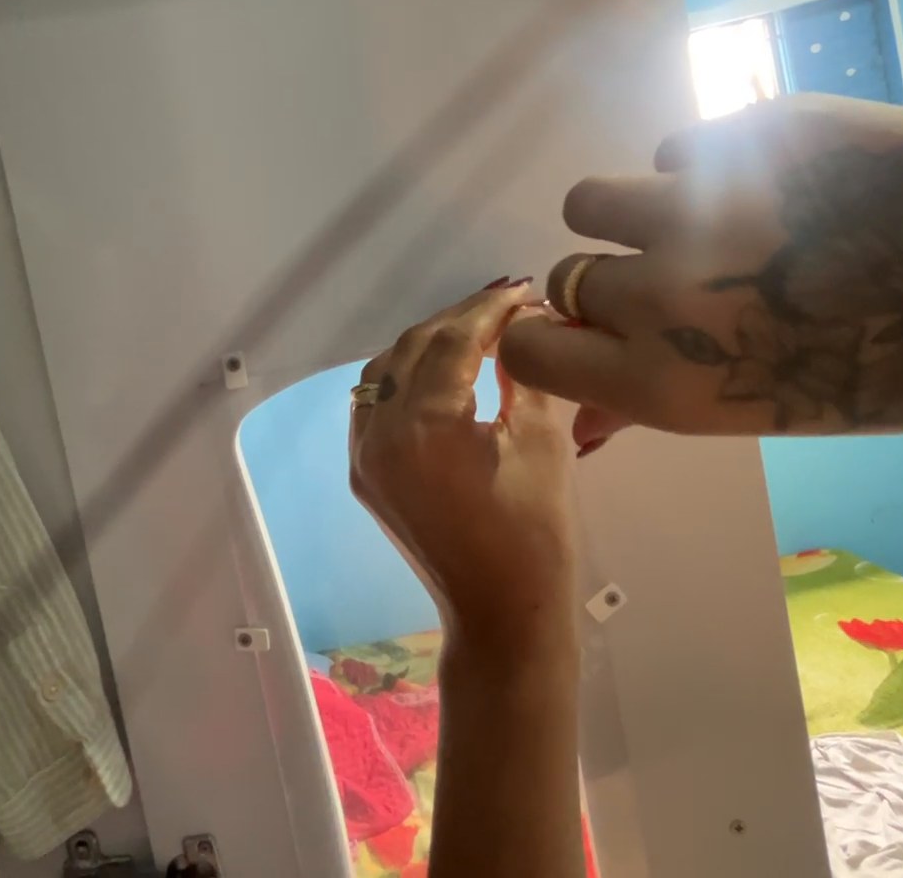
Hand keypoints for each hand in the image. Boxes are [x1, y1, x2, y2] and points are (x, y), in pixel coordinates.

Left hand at [349, 281, 581, 647]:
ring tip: (473, 332)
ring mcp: (362, 454)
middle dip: (456, 320)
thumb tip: (520, 324)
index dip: (489, 308)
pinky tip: (438, 372)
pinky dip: (401, 379)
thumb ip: (522, 373)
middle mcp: (378, 433)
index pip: (451, 342)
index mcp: (425, 427)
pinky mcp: (362, 472)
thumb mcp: (541, 442)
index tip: (521, 290)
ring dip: (424, 344)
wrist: (500, 612)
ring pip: (382, 372)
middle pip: (410, 349)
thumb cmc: (535, 533)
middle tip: (503, 305)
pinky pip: (372, 406)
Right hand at [497, 93, 902, 434]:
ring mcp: (700, 206)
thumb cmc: (887, 374)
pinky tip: (773, 184)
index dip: (546, 337)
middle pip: (567, 275)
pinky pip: (674, 148)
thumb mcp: (751, 413)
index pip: (527, 351)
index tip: (579, 328)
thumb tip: (580, 421)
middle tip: (681, 279)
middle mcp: (660, 298)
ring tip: (699, 217)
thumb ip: (648, 406)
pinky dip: (704, 168)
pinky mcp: (748, 133)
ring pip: (591, 200)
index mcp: (660, 383)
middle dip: (610, 279)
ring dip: (630, 214)